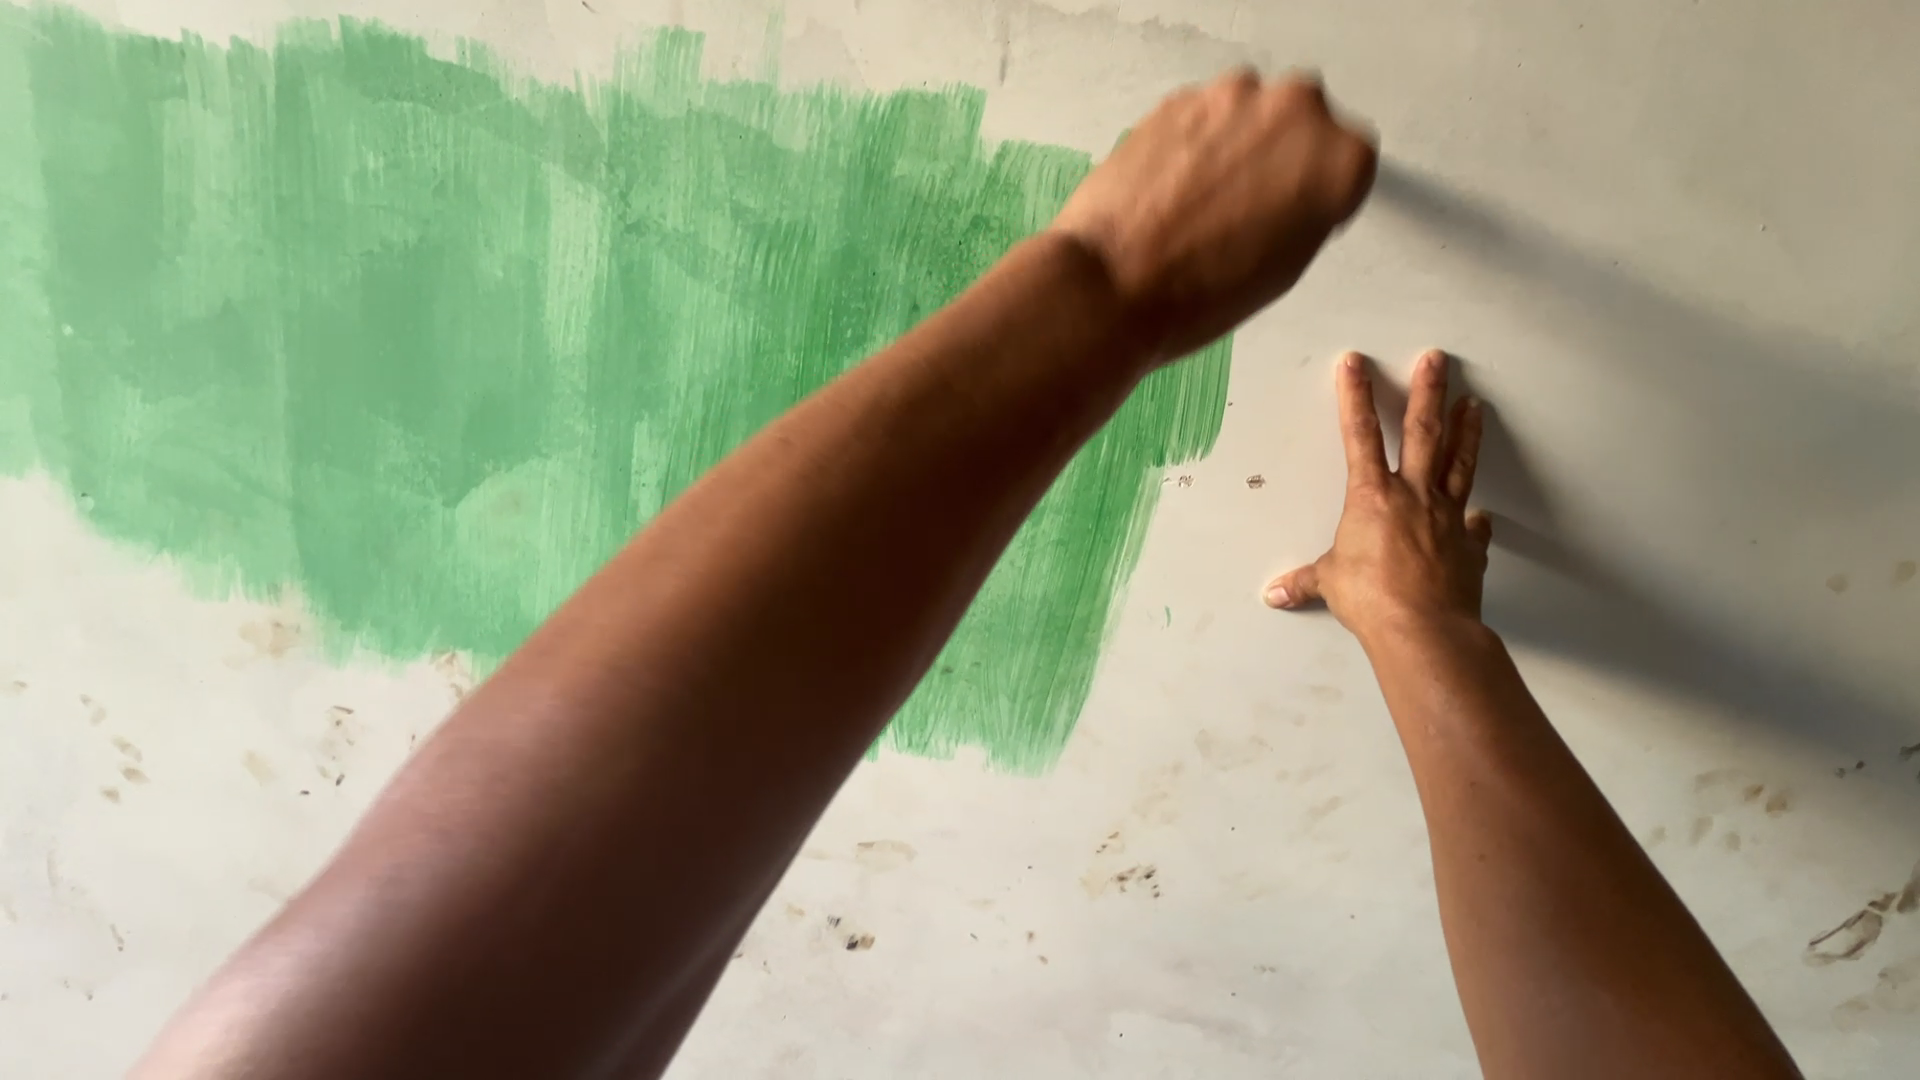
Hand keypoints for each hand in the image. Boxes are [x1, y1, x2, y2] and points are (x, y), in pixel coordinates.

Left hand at [1050, 69, 1377, 362]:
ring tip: (1193, 211)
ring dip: (1229, 150)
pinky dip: (1188, 148)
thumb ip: (1303, 215)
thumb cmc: (1191, 298)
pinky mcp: (1176, 99)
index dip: (1310, 198)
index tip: (1288, 218)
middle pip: (1297, 129)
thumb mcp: (1279, 271)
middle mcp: (1295, 112)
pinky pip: (1197, 120)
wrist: (1109, 288)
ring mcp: (1232, 97)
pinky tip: (1165, 195)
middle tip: (1236, 215)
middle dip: (1272, 162)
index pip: (1344, 166)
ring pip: (1245, 118)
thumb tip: (1289, 198)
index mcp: (1340, 162)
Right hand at [1265, 349, 1491, 640]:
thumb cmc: (1371, 597)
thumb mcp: (1328, 583)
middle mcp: (1413, 496)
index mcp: (1371, 497)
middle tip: (1437, 360)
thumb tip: (1276, 594)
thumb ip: (1305, 581)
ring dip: (1466, 431)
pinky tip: (1481, 511)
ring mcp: (1446, 516)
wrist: (1422, 628)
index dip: (1355, 396)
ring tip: (1475, 404)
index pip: (1359, 435)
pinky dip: (1476, 516)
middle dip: (1428, 391)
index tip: (1356, 365)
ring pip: (1458, 462)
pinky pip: (1474, 523)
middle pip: (1423, 431)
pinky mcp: (1469, 544)